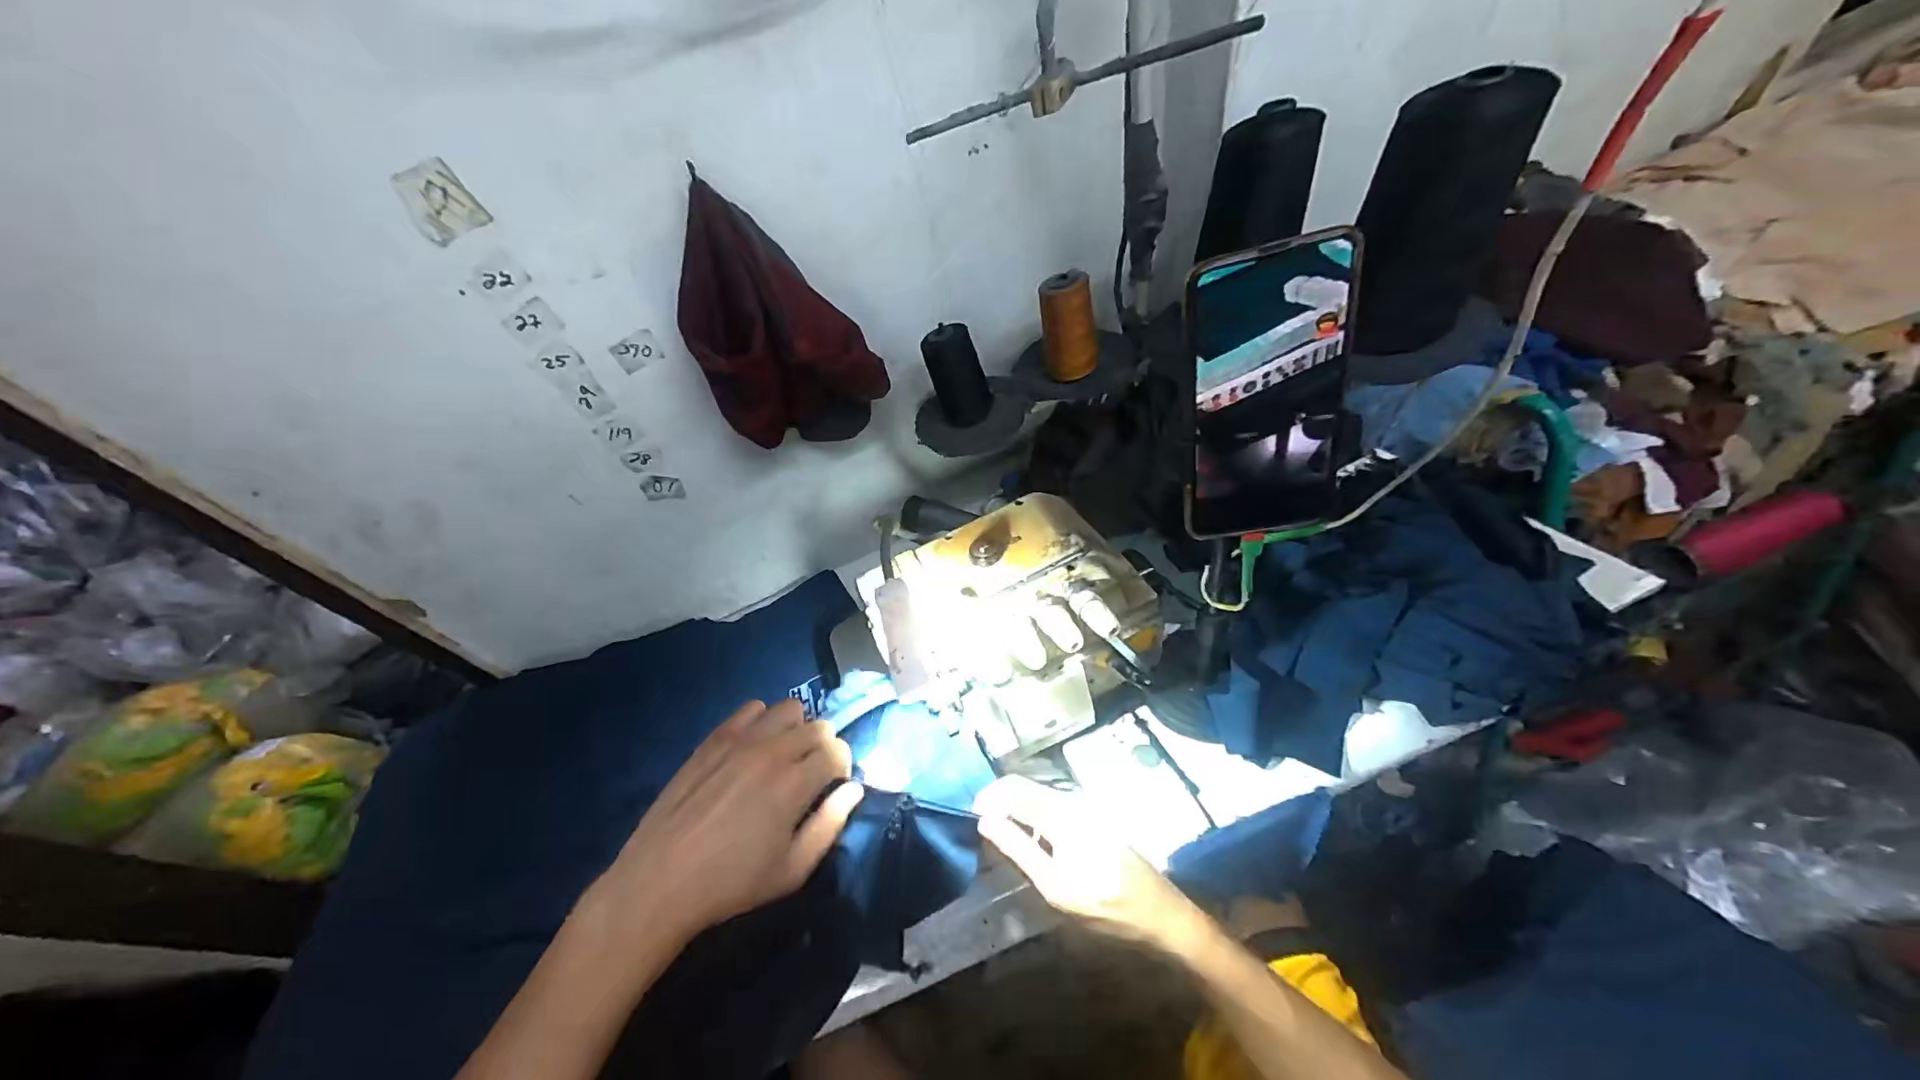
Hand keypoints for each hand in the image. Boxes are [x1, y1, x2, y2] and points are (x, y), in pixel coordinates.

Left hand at [600, 699, 864, 942]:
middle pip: (818, 726)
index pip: (838, 750)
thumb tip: (852, 790)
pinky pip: (752, 708)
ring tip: (784, 757)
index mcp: (794, 783)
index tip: (832, 786)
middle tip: (810, 775)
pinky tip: (753, 748)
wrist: (660, 880)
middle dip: (824, 747)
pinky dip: (762, 722)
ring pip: (789, 709)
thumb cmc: (732, 883)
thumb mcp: (792, 870)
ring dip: (796, 729)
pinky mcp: (714, 738)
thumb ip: (830, 825)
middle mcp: (772, 751)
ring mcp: (740, 739)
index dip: (842, 767)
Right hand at [974, 776, 1207, 951]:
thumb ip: (1017, 847)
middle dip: (1000, 799)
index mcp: (1060, 811)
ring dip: (1017, 804)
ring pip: (1040, 791)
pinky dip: (1035, 811)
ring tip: (1003, 830)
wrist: (1157, 910)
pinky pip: (1054, 800)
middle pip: (1026, 785)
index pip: (1013, 788)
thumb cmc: (1103, 903)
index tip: (972, 816)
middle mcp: (1072, 797)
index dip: (988, 797)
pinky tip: (1033, 835)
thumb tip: (985, 819)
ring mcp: (1085, 802)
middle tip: (984, 824)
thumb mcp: (1053, 884)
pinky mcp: (1093, 811)